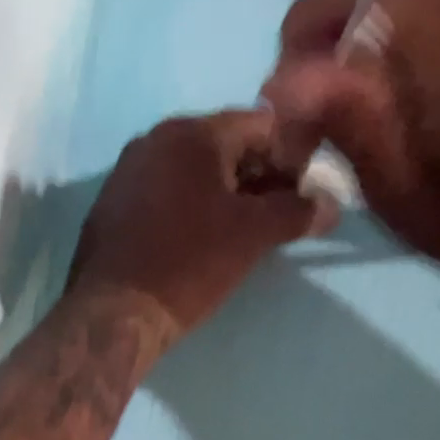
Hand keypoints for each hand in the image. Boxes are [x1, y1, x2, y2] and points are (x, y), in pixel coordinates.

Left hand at [70, 110, 330, 332]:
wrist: (113, 313)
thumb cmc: (188, 264)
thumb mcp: (253, 235)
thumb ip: (298, 211)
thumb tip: (331, 205)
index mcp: (189, 133)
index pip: (260, 126)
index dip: (289, 157)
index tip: (299, 196)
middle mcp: (152, 140)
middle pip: (222, 146)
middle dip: (254, 176)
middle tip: (274, 217)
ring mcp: (124, 173)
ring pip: (189, 172)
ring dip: (220, 195)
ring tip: (238, 234)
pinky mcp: (108, 206)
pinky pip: (160, 195)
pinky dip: (185, 209)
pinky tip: (195, 241)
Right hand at [263, 0, 439, 293]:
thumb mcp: (410, 197)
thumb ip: (351, 122)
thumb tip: (284, 77)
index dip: (311, 11)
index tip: (294, 77)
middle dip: (338, 45)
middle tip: (325, 122)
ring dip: (382, 50)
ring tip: (382, 123)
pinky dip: (427, 43)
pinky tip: (433, 104)